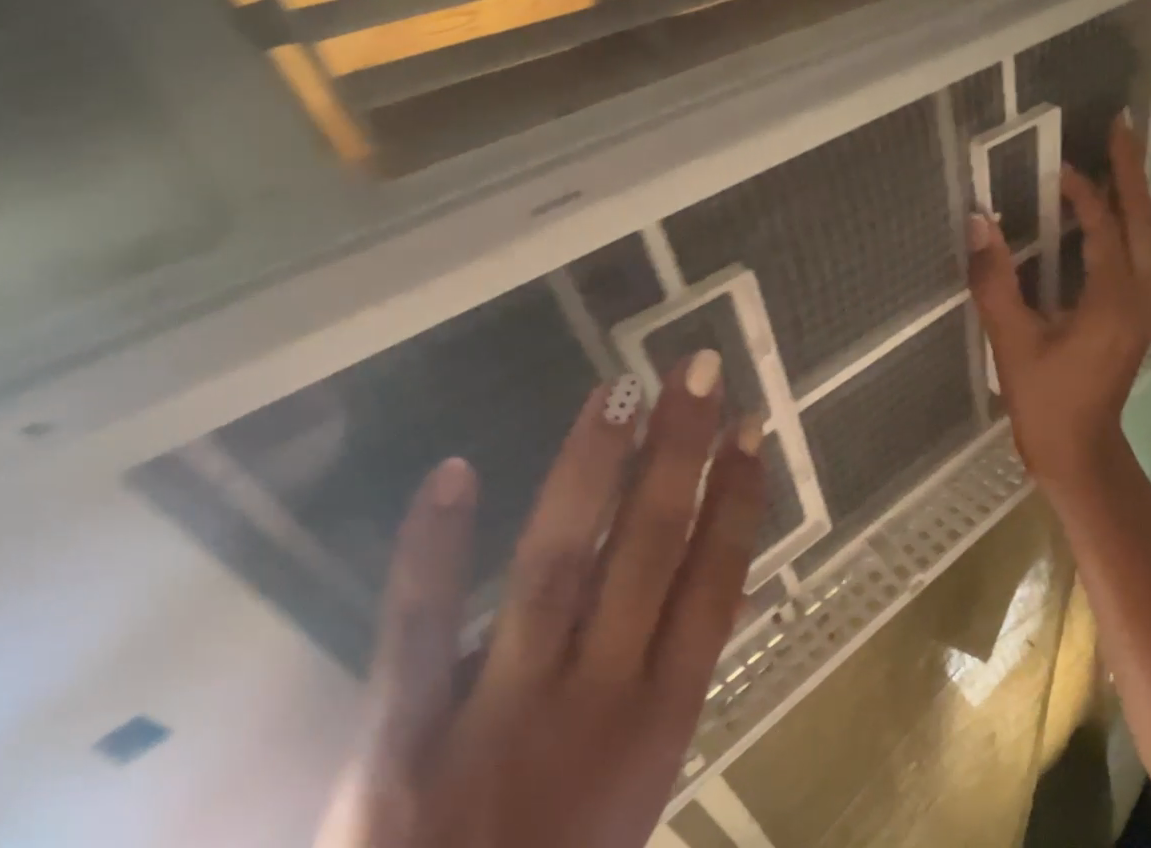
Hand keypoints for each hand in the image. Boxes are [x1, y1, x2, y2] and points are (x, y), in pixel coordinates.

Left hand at [314, 352, 765, 847]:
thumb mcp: (648, 778)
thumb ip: (671, 679)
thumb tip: (715, 588)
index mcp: (662, 716)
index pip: (714, 581)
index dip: (736, 498)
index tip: (749, 428)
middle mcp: (599, 697)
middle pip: (649, 550)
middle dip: (679, 454)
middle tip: (695, 372)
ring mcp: (501, 708)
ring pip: (554, 565)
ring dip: (590, 469)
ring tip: (617, 392)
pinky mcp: (402, 732)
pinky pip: (417, 627)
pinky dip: (433, 546)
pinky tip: (457, 469)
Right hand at [967, 111, 1150, 488]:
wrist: (1080, 453)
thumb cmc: (1046, 403)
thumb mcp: (1013, 343)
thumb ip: (995, 282)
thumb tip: (979, 223)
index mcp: (1113, 300)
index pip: (1105, 228)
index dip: (1084, 192)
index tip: (1058, 164)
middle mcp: (1139, 296)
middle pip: (1144, 220)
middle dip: (1131, 171)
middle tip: (1120, 125)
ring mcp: (1142, 308)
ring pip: (1145, 238)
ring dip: (1130, 196)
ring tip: (1113, 157)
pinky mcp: (1134, 318)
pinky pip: (1134, 257)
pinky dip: (1122, 226)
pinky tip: (1102, 215)